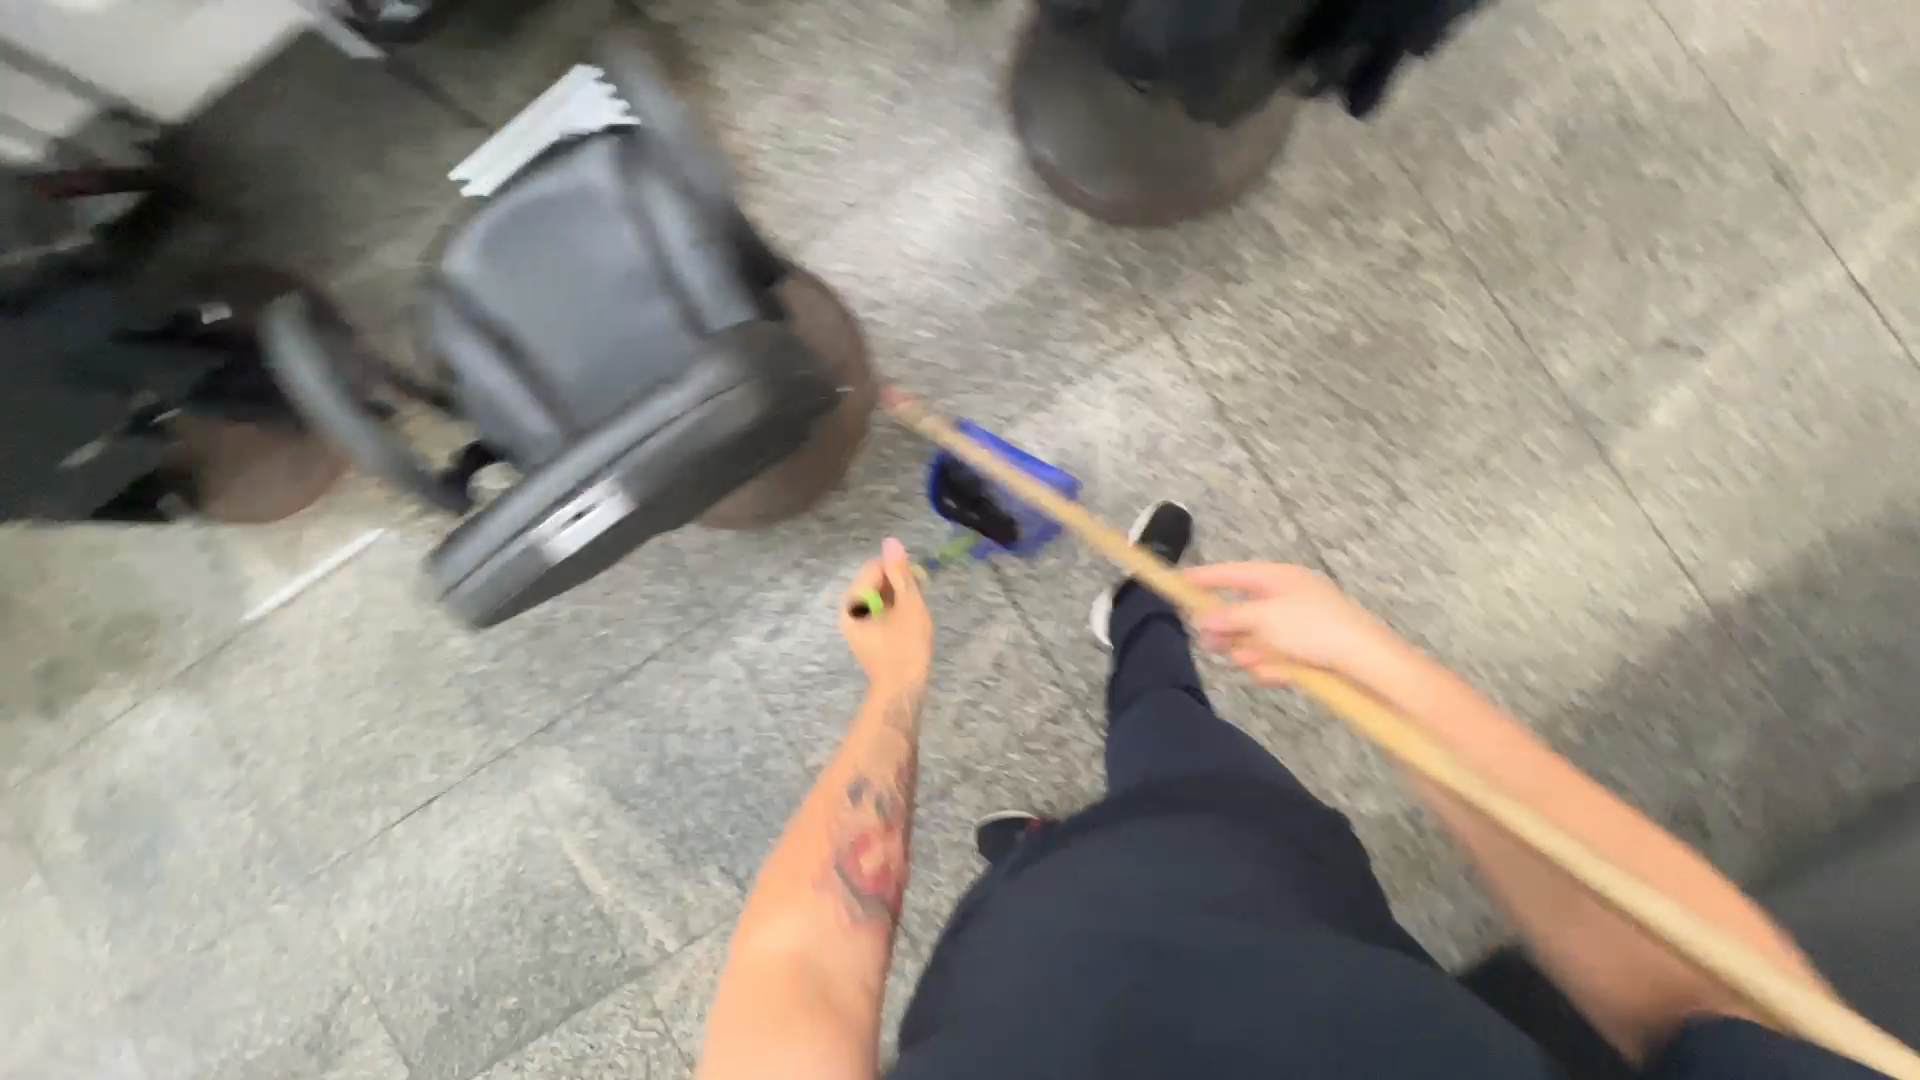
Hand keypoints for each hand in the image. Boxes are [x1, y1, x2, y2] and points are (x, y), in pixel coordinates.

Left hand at [840, 539, 933, 688]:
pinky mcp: (865, 635)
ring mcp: (855, 624)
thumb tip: (891, 541)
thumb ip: (900, 572)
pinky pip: (879, 612)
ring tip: (913, 616)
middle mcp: (849, 609)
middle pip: (875, 581)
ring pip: (879, 596)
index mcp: (854, 601)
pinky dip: (894, 613)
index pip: (875, 567)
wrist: (901, 691)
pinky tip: (907, 626)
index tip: (917, 587)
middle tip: (917, 604)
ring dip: (898, 600)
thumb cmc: (906, 648)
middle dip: (898, 586)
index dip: (898, 571)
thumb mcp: (909, 605)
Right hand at [1184, 562, 1402, 684]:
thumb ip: (1227, 616)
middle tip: (1210, 642)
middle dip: (1228, 629)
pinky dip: (1271, 664)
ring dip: (1250, 651)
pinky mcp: (1307, 651)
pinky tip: (1277, 673)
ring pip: (1255, 637)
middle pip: (1241, 609)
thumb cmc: (1314, 628)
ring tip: (1255, 662)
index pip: (1231, 573)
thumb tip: (1200, 618)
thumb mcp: (1263, 618)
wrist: (1368, 662)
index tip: (1176, 582)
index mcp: (1278, 578)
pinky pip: (1275, 655)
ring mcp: (1298, 624)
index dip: (1203, 578)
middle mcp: (1287, 597)